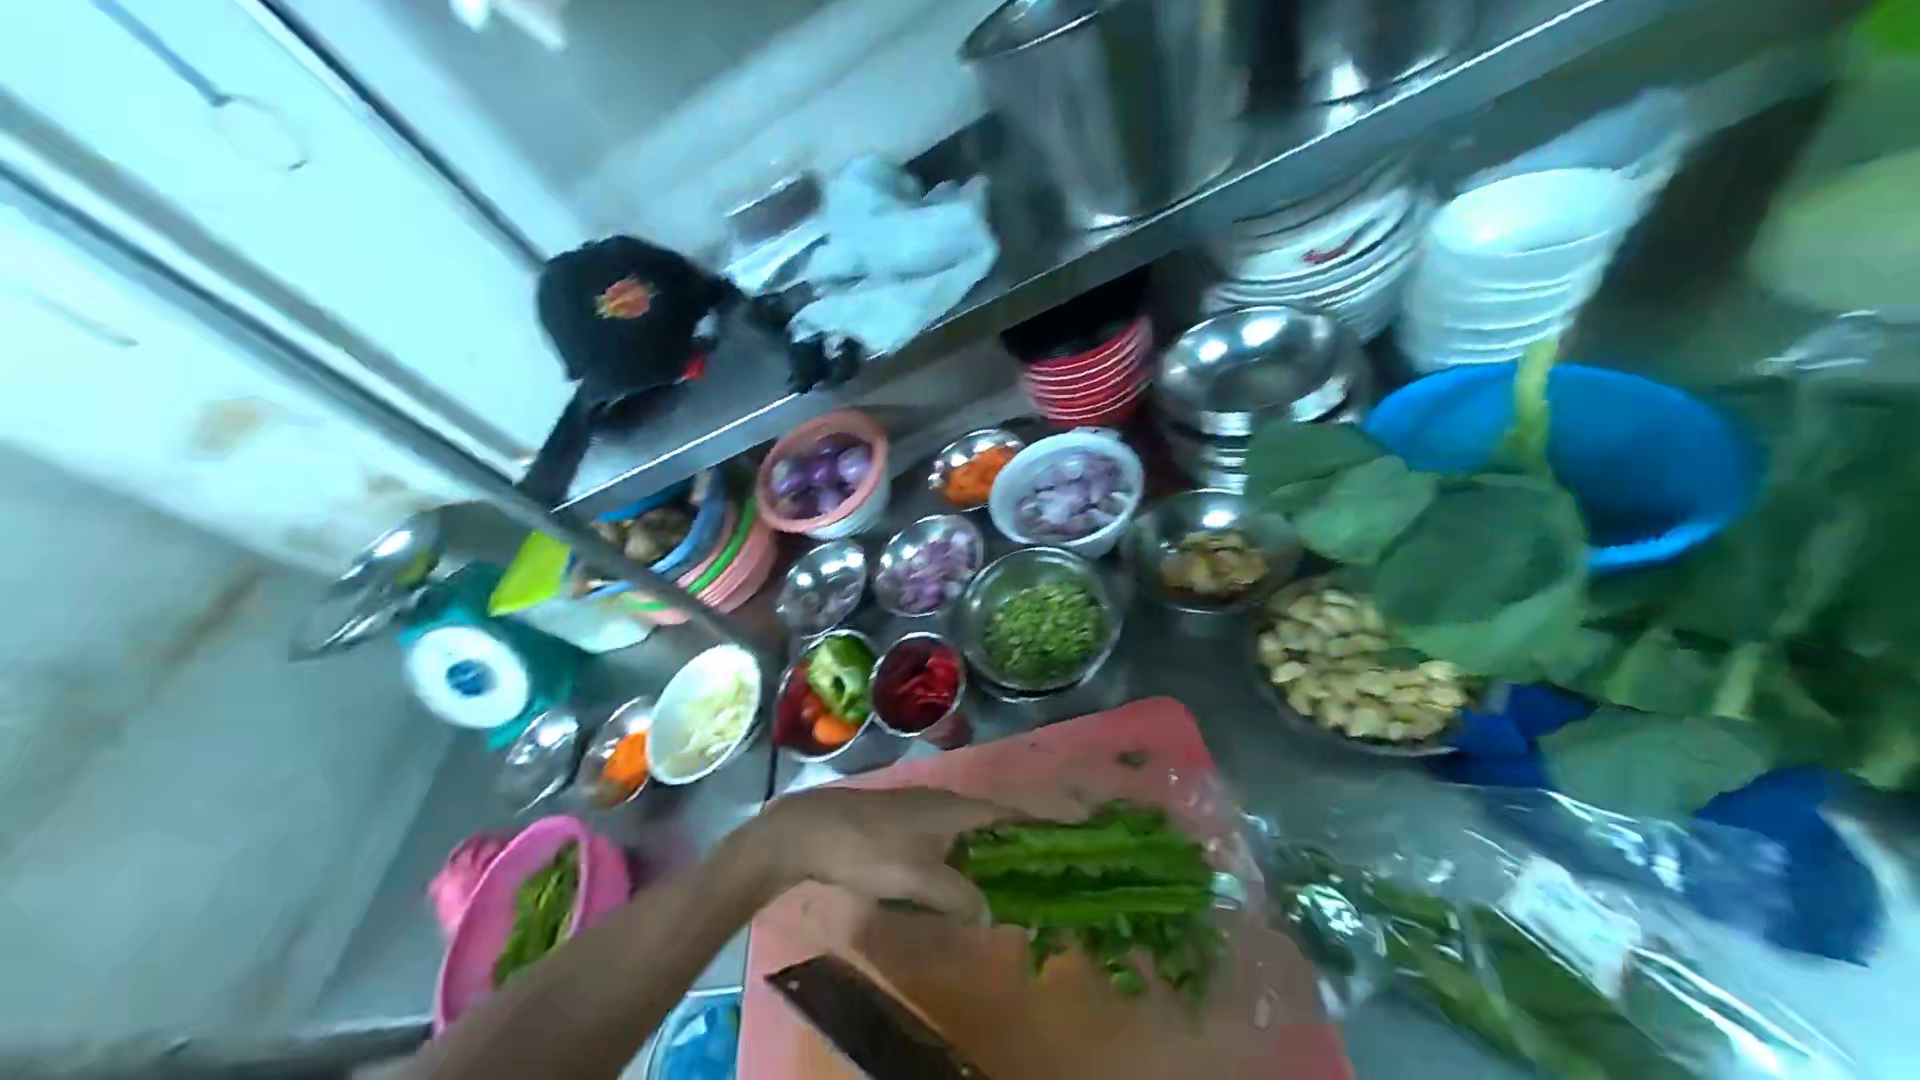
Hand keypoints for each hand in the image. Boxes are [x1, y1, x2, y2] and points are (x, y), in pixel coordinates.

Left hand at [734, 787, 1014, 922]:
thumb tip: (989, 915)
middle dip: (1010, 846)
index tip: (1065, 838)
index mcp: (955, 808)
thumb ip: (959, 897)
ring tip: (995, 885)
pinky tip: (946, 880)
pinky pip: (940, 838)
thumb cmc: (870, 849)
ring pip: (961, 831)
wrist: (810, 830)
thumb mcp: (918, 879)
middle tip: (1032, 877)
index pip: (1007, 814)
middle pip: (987, 822)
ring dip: (980, 854)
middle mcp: (942, 801)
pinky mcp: (897, 820)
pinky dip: (954, 856)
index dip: (1036, 824)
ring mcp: (917, 808)